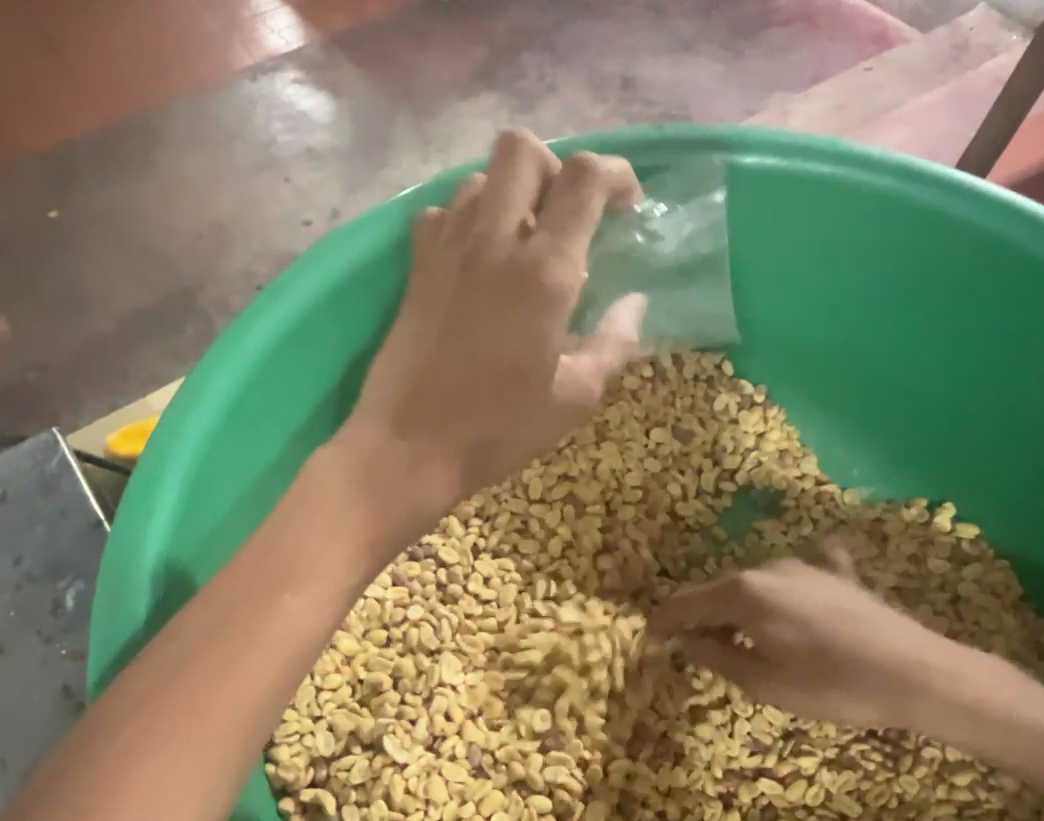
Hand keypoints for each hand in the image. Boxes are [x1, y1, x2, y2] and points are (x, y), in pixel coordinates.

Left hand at [334, 129, 647, 516]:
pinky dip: (465, 220)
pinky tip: (476, 261)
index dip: (616, 174)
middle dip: (554, 166)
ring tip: (522, 242)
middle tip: (566, 214)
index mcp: (545, 272)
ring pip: (478, 178)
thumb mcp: (574, 398)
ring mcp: (446, 251)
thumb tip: (635, 304)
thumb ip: (613, 342)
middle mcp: (494, 243)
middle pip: (520, 148)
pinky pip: (441, 214)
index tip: (627, 206)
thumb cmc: (497, 430)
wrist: (407, 448)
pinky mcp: (414, 269)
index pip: (583, 177)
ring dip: (509, 195)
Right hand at [649, 540, 998, 739]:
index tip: (650, 642)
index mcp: (742, 593)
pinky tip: (792, 601)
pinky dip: (783, 593)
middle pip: (717, 592)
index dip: (663, 624)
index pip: (684, 604)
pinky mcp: (838, 577)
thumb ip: (716, 656)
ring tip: (740, 642)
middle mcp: (767, 569)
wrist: (918, 674)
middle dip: (700, 618)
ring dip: (739, 609)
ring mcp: (805, 568)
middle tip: (693, 651)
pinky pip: (798, 578)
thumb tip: (685, 640)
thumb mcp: (762, 681)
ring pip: (754, 586)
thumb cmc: (831, 685)